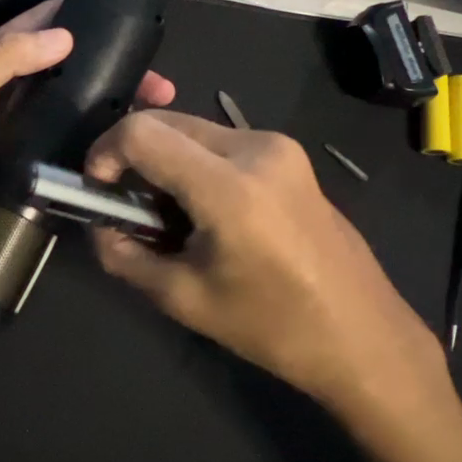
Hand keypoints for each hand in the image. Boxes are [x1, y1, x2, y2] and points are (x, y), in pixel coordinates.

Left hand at [0, 0, 174, 266]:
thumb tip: (63, 36)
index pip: (41, 22)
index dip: (81, 10)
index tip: (130, 13)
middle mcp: (11, 85)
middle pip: (69, 62)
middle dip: (114, 62)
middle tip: (159, 80)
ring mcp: (22, 123)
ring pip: (76, 98)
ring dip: (114, 97)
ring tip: (156, 106)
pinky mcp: (31, 157)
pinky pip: (71, 133)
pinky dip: (100, 131)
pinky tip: (129, 139)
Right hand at [86, 111, 445, 424]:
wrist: (365, 339)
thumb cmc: (274, 327)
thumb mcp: (185, 299)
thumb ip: (125, 256)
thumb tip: (98, 228)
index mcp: (228, 187)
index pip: (142, 133)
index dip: (104, 152)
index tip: (96, 187)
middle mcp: (255, 149)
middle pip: (166, 122)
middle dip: (132, 155)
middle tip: (123, 203)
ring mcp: (279, 147)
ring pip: (193, 130)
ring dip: (164, 159)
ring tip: (164, 214)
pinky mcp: (291, 157)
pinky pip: (222, 143)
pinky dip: (194, 164)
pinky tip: (201, 211)